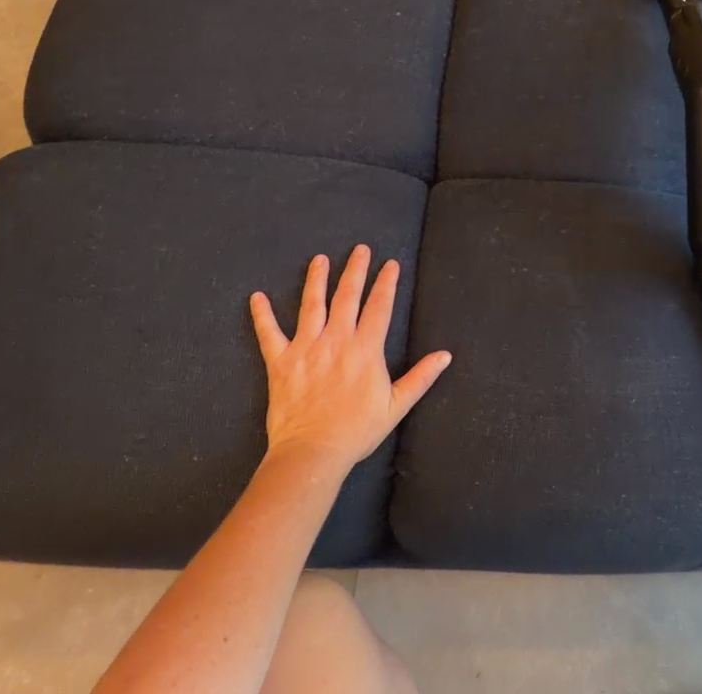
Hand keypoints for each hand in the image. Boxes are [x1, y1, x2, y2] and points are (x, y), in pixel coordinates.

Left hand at [249, 245, 450, 469]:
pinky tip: (257, 297)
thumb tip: (445, 356)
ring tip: (320, 260)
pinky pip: (269, 334)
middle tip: (360, 249)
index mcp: (365, 349)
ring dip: (316, 280)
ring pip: (312, 306)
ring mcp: (306, 348)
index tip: (391, 264)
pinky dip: (262, 315)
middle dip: (355, 270)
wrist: (312, 452)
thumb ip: (420, 377)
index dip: (386, 283)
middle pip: (347, 297)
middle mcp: (336, 340)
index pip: (379, 307)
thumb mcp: (396, 405)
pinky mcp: (280, 362)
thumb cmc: (357, 430)